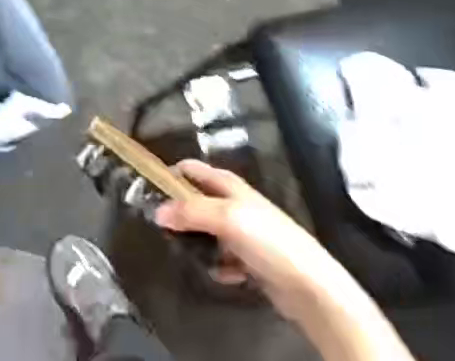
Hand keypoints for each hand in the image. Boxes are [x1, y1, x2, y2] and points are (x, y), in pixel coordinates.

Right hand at [156, 160, 413, 360]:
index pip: (192, 169)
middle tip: (160, 228)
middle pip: (196, 201)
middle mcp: (234, 203)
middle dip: (179, 212)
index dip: (170, 174)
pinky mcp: (249, 259)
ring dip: (197, 243)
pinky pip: (221, 258)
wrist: (307, 284)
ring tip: (187, 254)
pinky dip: (217, 265)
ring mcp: (242, 232)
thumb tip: (157, 210)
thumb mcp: (226, 218)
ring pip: (207, 232)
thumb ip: (191, 211)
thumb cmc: (267, 240)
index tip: (147, 190)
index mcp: (229, 184)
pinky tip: (221, 275)